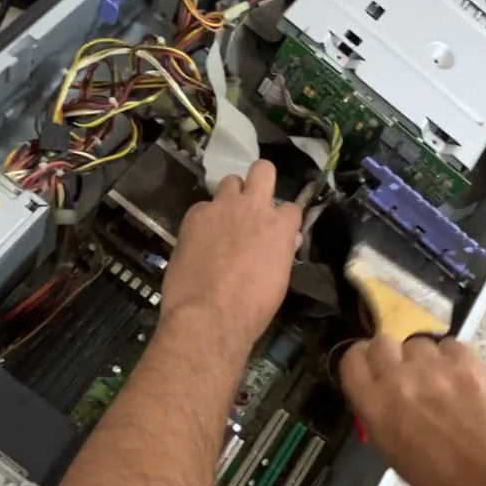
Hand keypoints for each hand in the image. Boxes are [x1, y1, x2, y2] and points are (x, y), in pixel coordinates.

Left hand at [160, 160, 301, 350]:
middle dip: (261, 180)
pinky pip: (202, 207)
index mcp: (280, 226)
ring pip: (230, 181)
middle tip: (253, 201)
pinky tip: (199, 239)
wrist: (209, 316)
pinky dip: (204, 219)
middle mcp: (253, 207)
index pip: (291, 206)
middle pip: (263, 169)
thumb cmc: (253, 307)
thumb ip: (281, 251)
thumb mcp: (279, 279)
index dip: (284, 218)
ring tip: (224, 218)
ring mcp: (222, 207)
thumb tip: (285, 241)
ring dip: (230, 196)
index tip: (277, 229)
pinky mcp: (194, 215)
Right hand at [340, 336, 485, 485]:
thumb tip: (373, 394)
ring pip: (417, 343)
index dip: (362, 362)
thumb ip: (375, 415)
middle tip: (404, 374)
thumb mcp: (391, 453)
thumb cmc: (442, 478)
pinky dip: (451, 359)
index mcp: (375, 405)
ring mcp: (434, 367)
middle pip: (381, 342)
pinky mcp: (465, 361)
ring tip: (438, 382)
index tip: (372, 369)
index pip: (351, 359)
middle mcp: (399, 378)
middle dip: (389, 355)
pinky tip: (460, 380)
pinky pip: (449, 345)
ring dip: (423, 359)